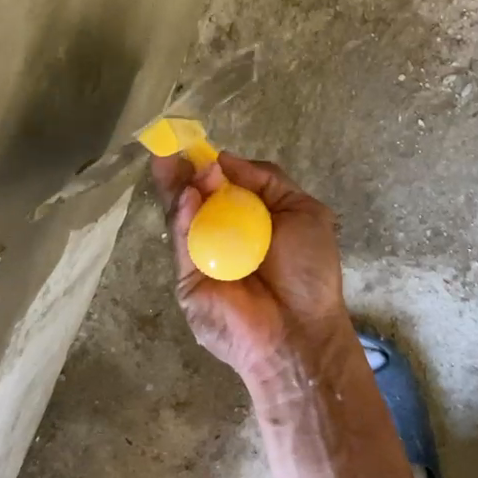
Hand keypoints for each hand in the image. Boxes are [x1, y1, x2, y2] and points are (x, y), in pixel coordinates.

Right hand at [152, 153, 351, 387]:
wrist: (302, 331)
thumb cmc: (309, 272)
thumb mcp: (303, 212)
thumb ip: (266, 182)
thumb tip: (224, 159)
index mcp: (249, 217)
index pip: (221, 185)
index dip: (209, 165)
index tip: (196, 146)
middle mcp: (221, 233)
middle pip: (193, 197)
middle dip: (181, 173)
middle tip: (168, 148)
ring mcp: (202, 256)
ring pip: (183, 217)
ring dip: (180, 188)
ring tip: (173, 162)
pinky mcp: (188, 279)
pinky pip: (183, 245)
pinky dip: (184, 218)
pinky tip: (189, 196)